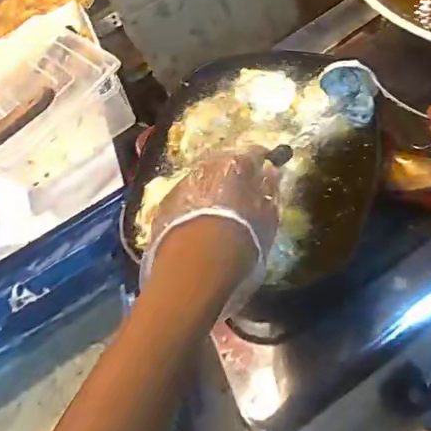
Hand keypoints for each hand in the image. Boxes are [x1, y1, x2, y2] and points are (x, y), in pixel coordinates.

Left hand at [143, 151, 280, 314]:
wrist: (191, 276)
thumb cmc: (240, 243)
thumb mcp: (267, 220)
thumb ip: (270, 191)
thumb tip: (270, 172)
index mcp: (235, 165)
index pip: (254, 154)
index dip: (262, 163)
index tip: (267, 172)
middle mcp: (205, 169)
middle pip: (223, 166)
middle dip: (233, 177)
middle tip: (243, 195)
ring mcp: (179, 188)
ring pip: (201, 183)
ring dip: (211, 193)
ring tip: (219, 214)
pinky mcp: (160, 211)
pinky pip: (184, 201)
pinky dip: (193, 208)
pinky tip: (199, 228)